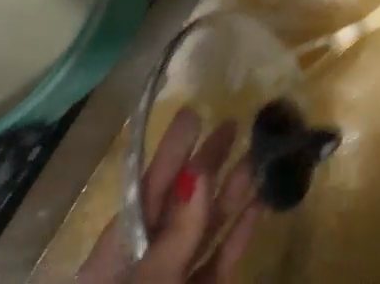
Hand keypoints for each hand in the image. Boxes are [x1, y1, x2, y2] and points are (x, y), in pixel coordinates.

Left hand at [78, 107, 260, 283]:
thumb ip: (170, 236)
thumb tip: (195, 175)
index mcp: (113, 261)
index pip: (144, 196)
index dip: (169, 154)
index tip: (193, 112)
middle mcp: (146, 263)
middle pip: (180, 205)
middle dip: (208, 162)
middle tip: (238, 120)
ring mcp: (179, 277)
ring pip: (211, 224)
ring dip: (237, 186)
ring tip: (263, 149)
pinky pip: (227, 252)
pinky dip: (247, 224)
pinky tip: (265, 197)